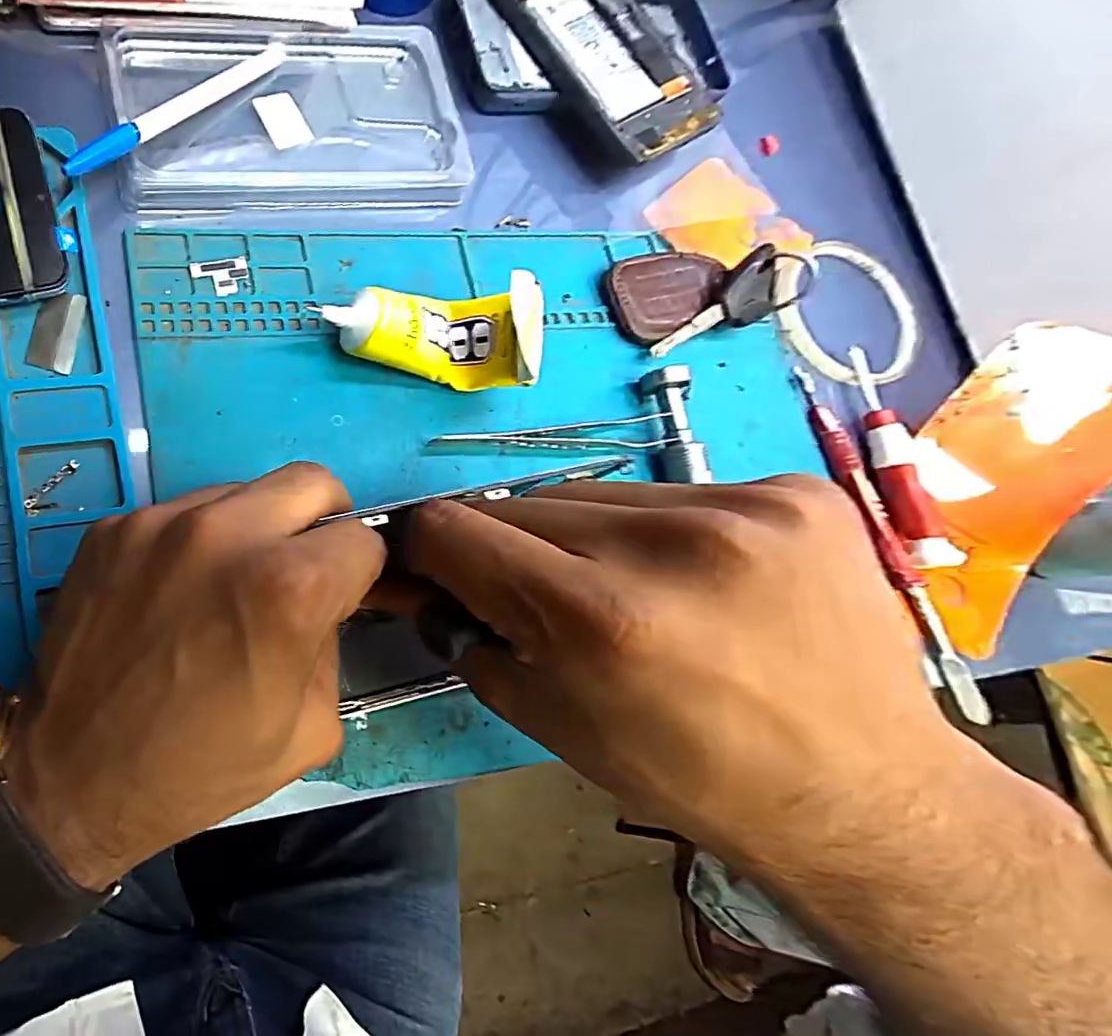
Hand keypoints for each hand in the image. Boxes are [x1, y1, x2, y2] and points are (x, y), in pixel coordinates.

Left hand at [3, 462, 383, 886]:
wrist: (72, 774)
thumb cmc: (196, 767)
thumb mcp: (307, 727)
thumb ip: (331, 643)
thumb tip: (325, 598)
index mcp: (285, 587)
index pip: (360, 540)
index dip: (358, 574)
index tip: (338, 597)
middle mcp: (223, 533)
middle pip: (309, 482)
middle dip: (321, 522)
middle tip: (300, 567)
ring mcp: (157, 522)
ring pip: (240, 491)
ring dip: (253, 529)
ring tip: (224, 584)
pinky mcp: (112, 528)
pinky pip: (179, 512)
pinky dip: (194, 541)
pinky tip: (171, 590)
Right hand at [403, 475, 967, 860]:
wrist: (865, 795)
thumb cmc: (680, 771)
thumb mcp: (541, 717)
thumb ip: (466, 636)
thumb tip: (429, 584)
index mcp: (595, 617)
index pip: (449, 528)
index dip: (421, 546)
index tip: (429, 567)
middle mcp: (666, 546)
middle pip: (513, 505)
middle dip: (497, 548)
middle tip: (524, 591)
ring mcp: (743, 509)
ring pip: (585, 494)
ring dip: (572, 535)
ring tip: (613, 584)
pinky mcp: (797, 493)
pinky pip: (663, 492)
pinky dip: (646, 530)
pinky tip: (685, 574)